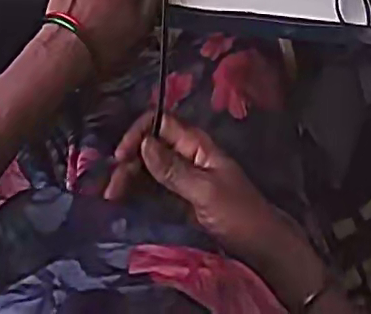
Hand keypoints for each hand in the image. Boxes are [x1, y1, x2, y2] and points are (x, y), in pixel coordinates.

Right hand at [106, 112, 327, 307]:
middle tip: (109, 187)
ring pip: (148, 169)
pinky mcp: (179, 200)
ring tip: (110, 197)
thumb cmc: (238, 213)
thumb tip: (144, 143)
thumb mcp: (205, 189)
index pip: (161, 123)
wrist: (260, 247)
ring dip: (128, 178)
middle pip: (150, 146)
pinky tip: (122, 203)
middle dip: (128, 160)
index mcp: (196, 143)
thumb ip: (174, 168)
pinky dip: (136, 193)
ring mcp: (182, 178)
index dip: (139, 132)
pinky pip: (152, 189)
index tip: (120, 155)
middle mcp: (186, 155)